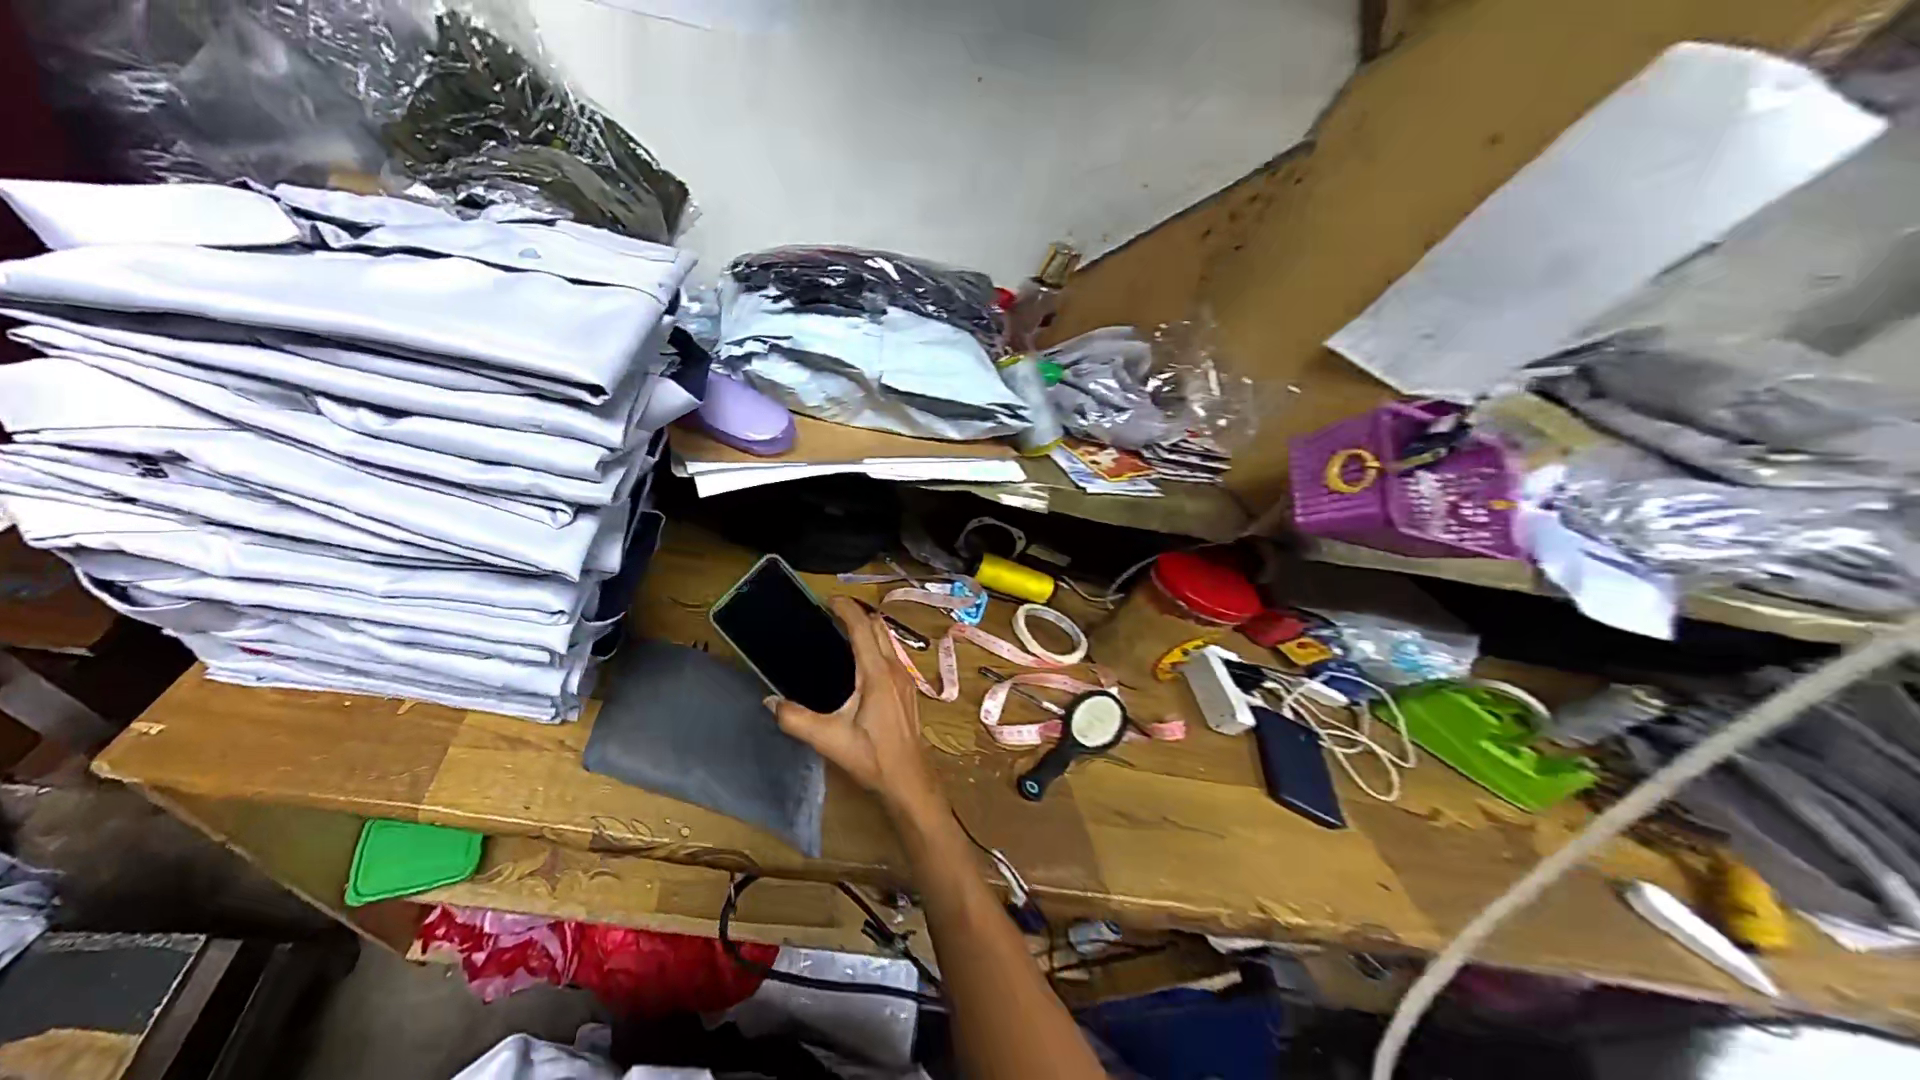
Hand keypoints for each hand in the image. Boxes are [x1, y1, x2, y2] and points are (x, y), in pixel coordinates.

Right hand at [769, 596, 945, 822]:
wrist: (909, 779)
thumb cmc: (873, 757)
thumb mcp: (829, 740)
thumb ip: (796, 719)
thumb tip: (770, 701)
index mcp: (877, 674)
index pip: (862, 628)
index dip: (846, 609)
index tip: (827, 599)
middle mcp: (894, 668)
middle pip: (877, 627)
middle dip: (856, 613)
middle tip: (830, 611)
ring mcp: (904, 677)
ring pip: (887, 639)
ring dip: (867, 628)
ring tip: (841, 629)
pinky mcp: (907, 688)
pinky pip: (890, 653)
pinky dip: (874, 643)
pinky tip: (859, 658)